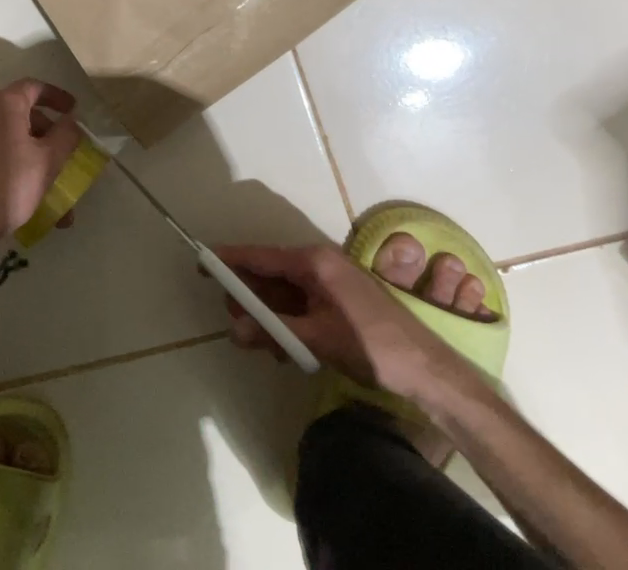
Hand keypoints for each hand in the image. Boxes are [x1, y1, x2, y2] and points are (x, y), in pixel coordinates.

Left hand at [0, 79, 82, 272]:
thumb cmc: (9, 186)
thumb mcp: (48, 162)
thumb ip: (65, 135)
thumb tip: (71, 121)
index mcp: (3, 105)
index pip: (34, 87)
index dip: (57, 96)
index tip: (73, 111)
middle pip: (19, 112)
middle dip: (44, 132)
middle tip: (62, 153)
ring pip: (5, 137)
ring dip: (29, 154)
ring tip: (47, 184)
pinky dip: (9, 163)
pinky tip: (21, 191)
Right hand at [213, 244, 490, 408]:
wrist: (427, 371)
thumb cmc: (371, 347)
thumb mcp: (315, 340)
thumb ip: (271, 332)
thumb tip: (232, 331)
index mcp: (314, 262)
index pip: (259, 255)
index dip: (227, 260)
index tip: (200, 262)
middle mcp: (320, 264)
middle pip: (267, 274)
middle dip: (250, 302)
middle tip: (242, 331)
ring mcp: (331, 282)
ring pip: (282, 293)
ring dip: (269, 319)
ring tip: (271, 350)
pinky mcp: (339, 300)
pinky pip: (299, 304)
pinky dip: (288, 323)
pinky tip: (289, 351)